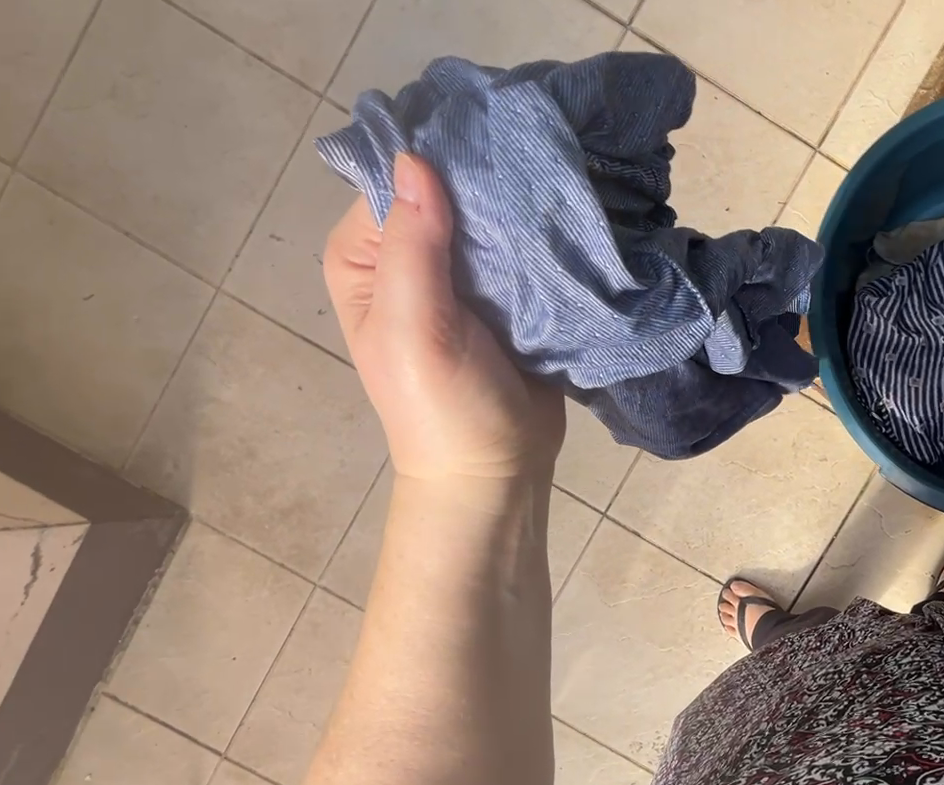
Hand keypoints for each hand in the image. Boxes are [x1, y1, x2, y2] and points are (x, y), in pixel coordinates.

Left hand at [324, 153, 562, 483]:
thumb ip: (414, 248)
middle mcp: (416, 264)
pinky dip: (549, 254)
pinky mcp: (516, 308)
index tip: (492, 153)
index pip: (397, 187)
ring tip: (564, 205)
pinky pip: (531, 264)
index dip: (439, 167)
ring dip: (527, 222)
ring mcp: (470, 287)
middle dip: (491, 191)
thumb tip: (416, 160)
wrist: (499, 471)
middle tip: (541, 176)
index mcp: (371, 260)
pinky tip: (573, 240)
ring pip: (496, 231)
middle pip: (452, 203)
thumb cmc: (442, 407)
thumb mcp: (414, 326)